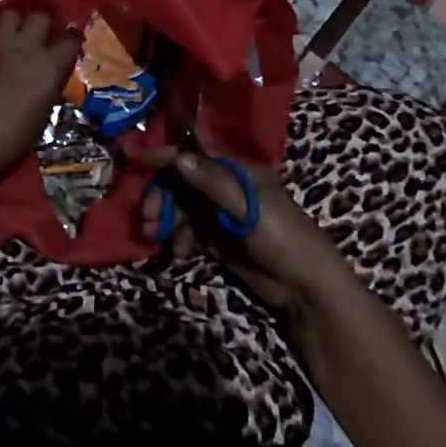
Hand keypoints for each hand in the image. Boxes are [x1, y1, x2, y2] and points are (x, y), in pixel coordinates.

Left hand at [0, 9, 79, 171]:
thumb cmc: (13, 136)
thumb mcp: (43, 114)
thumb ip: (48, 87)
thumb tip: (49, 77)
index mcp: (49, 66)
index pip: (70, 40)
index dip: (70, 43)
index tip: (67, 48)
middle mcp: (26, 47)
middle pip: (40, 16)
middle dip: (42, 24)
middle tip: (39, 37)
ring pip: (11, 14)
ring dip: (15, 23)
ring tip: (13, 36)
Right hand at [138, 144, 341, 313]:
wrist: (306, 290)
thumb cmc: (285, 239)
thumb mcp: (250, 208)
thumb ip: (213, 183)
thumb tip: (178, 157)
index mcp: (238, 172)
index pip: (195, 156)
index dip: (167, 157)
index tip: (139, 161)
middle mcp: (225, 188)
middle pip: (181, 183)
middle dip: (161, 198)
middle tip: (149, 219)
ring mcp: (219, 214)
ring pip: (180, 208)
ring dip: (165, 220)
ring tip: (155, 239)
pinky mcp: (216, 238)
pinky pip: (187, 230)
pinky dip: (177, 238)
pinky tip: (178, 252)